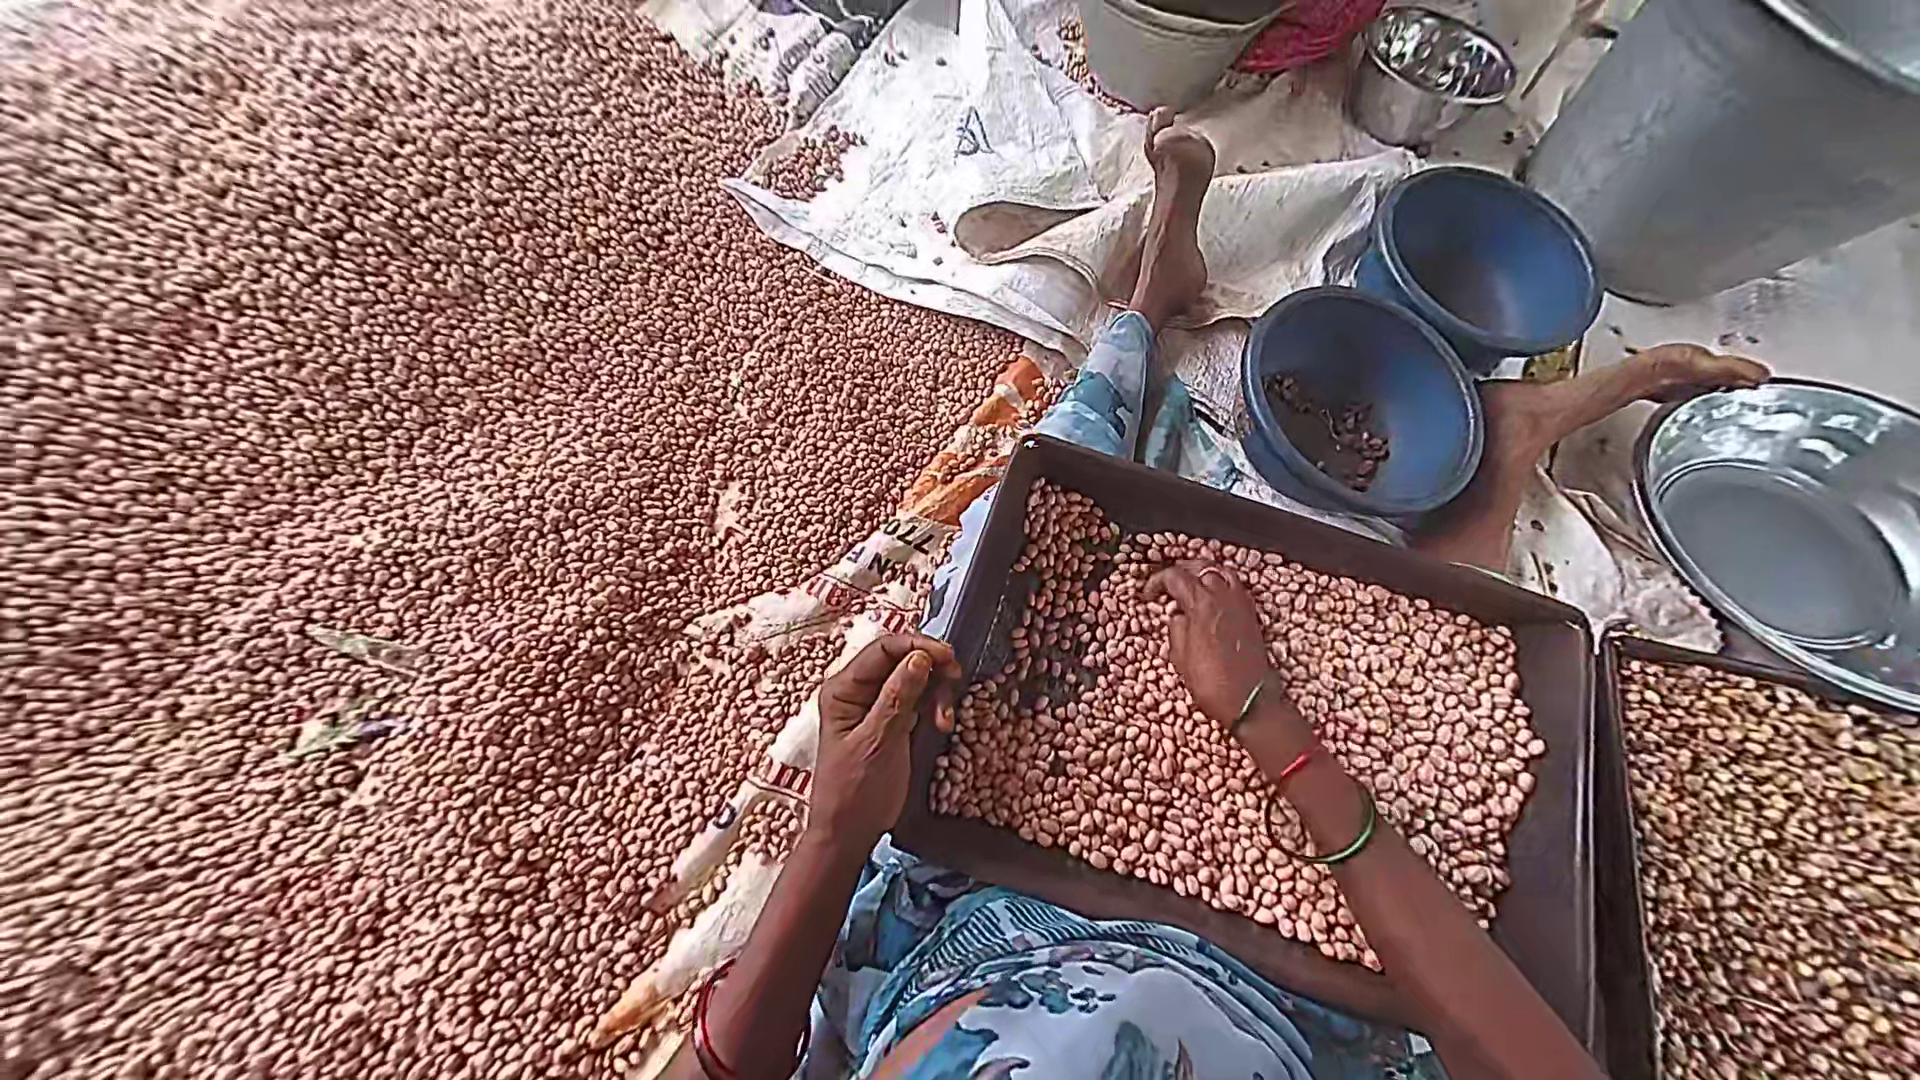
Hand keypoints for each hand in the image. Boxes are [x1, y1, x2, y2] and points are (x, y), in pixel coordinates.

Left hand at [809, 633, 961, 849]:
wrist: (850, 834)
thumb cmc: (855, 790)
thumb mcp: (878, 741)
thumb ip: (898, 696)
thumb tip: (920, 656)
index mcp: (844, 688)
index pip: (883, 649)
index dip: (917, 645)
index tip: (947, 656)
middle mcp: (859, 690)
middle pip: (901, 660)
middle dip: (930, 668)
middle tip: (955, 678)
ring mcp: (876, 705)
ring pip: (914, 678)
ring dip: (935, 692)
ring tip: (945, 719)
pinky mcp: (892, 720)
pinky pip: (918, 699)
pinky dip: (933, 707)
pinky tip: (941, 724)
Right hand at [1145, 561, 1278, 730]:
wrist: (1250, 702)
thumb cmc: (1213, 683)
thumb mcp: (1180, 656)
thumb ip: (1176, 628)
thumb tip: (1177, 616)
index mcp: (1201, 604)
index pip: (1175, 577)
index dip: (1157, 582)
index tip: (1149, 594)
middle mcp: (1224, 598)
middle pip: (1200, 568)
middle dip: (1180, 573)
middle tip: (1167, 584)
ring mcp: (1241, 605)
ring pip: (1221, 572)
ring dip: (1203, 574)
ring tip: (1190, 583)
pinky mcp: (1252, 617)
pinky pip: (1236, 587)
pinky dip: (1222, 584)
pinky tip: (1213, 596)